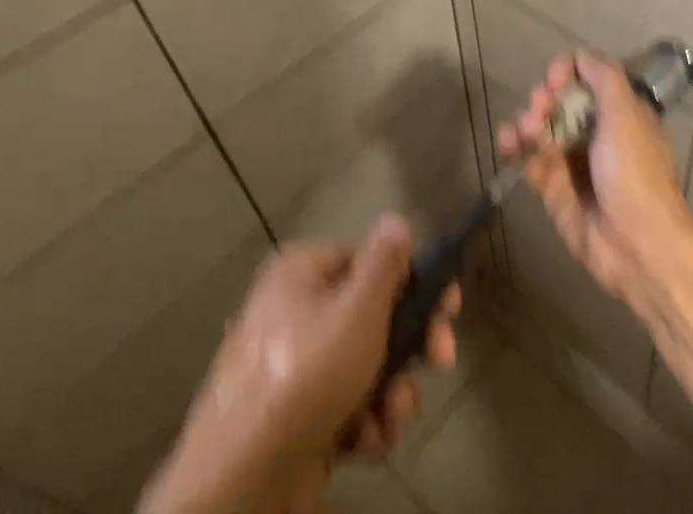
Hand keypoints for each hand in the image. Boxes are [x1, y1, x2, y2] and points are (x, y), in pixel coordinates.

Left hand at [141, 216, 458, 513]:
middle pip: (373, 317)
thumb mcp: (358, 310)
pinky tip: (363, 440)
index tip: (448, 312)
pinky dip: (363, 422)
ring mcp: (293, 365)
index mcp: (300, 273)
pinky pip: (345, 404)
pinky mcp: (296, 412)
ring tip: (388, 418)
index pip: (371, 262)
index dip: (414, 286)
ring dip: (390, 394)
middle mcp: (293, 310)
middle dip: (408, 350)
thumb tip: (396, 219)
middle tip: (438, 365)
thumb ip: (385, 263)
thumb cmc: (308, 376)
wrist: (244, 474)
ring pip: (366, 367)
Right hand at [498, 53, 692, 307]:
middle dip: (545, 99)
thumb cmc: (635, 174)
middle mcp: (598, 137)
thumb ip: (605, 80)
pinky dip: (516, 148)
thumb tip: (582, 55)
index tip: (557, 76)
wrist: (636, 246)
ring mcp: (574, 165)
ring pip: (542, 131)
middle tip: (540, 105)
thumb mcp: (627, 117)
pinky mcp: (554, 191)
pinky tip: (508, 143)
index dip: (570, 75)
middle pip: (561, 105)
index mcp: (623, 117)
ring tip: (523, 130)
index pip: (590, 83)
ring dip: (527, 122)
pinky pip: (529, 161)